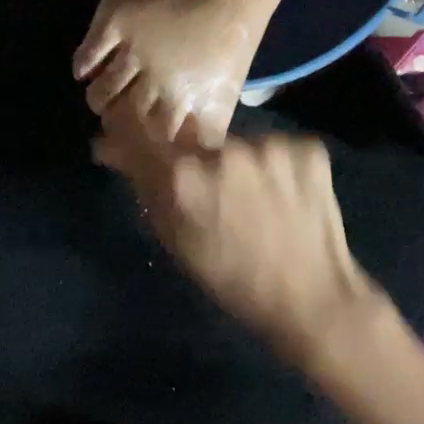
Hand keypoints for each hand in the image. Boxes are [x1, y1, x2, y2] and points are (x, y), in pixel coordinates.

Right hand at [72, 0, 268, 146]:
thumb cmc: (243, 5)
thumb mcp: (232, 68)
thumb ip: (204, 102)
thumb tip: (186, 128)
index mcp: (198, 98)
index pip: (163, 145)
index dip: (147, 149)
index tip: (136, 146)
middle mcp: (164, 84)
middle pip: (125, 124)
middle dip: (118, 127)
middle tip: (115, 117)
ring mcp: (135, 53)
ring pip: (100, 97)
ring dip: (100, 98)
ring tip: (102, 90)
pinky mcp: (113, 23)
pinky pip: (85, 60)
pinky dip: (84, 67)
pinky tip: (88, 65)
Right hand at [93, 110, 382, 369]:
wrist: (314, 298)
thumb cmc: (230, 278)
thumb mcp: (173, 237)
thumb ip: (142, 185)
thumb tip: (109, 146)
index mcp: (181, 175)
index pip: (136, 125)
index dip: (128, 125)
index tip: (128, 134)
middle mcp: (222, 150)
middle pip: (191, 139)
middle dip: (192, 159)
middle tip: (209, 194)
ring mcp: (269, 146)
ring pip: (235, 145)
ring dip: (235, 165)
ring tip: (251, 201)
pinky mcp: (306, 147)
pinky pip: (274, 148)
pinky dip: (273, 167)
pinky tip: (282, 198)